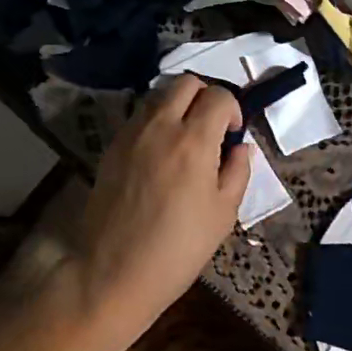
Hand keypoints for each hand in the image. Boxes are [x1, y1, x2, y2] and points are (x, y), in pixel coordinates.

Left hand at [65, 74, 251, 339]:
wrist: (114, 268)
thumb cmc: (178, 248)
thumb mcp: (222, 214)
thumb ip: (236, 172)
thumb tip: (240, 146)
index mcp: (192, 141)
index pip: (218, 95)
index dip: (232, 108)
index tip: (233, 133)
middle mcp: (158, 126)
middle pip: (184, 82)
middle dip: (204, 95)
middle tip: (211, 127)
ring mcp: (129, 133)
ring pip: (157, 95)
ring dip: (177, 105)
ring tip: (185, 139)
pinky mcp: (111, 146)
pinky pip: (137, 117)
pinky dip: (154, 121)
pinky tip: (159, 153)